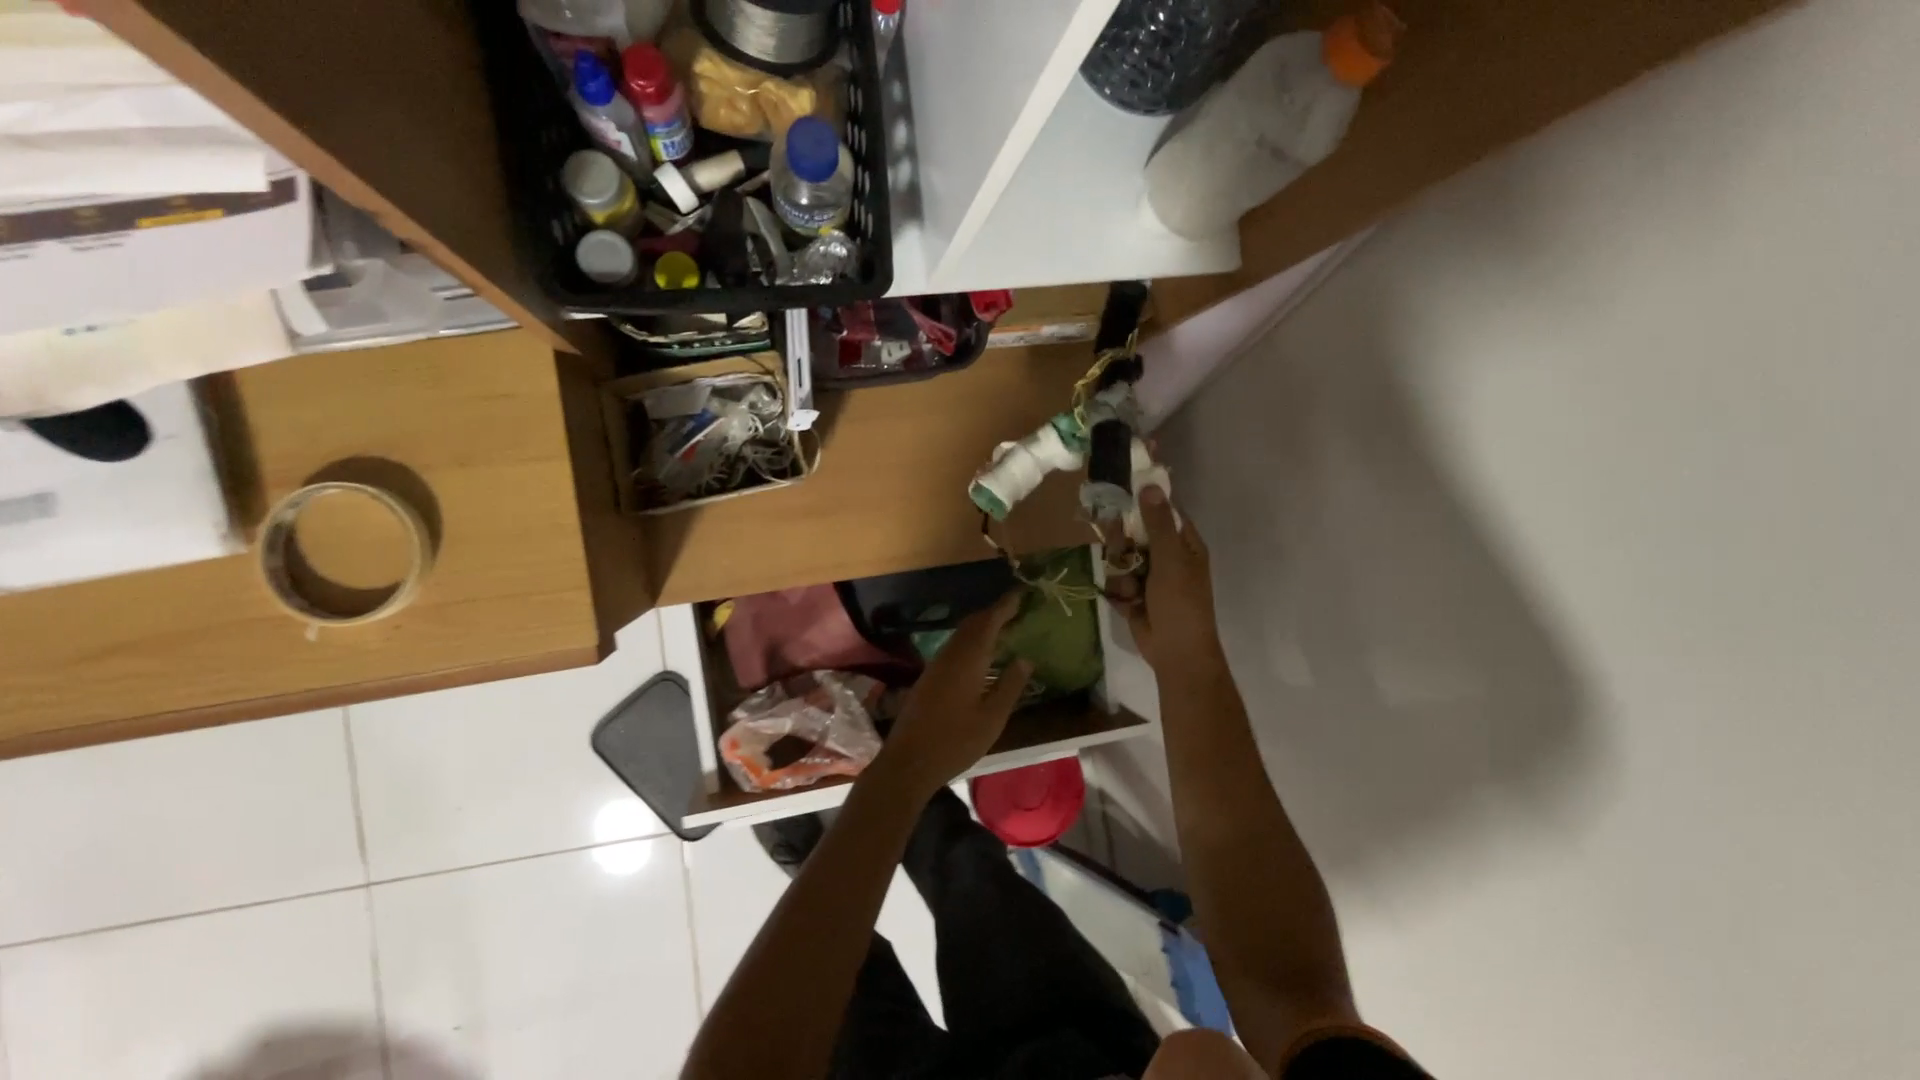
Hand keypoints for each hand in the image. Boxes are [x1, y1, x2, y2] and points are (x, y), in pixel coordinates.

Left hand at [870, 591, 1031, 799]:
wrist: (908, 762)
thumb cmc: (955, 742)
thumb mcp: (992, 718)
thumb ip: (1010, 686)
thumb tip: (1025, 658)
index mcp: (967, 660)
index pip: (988, 622)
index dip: (1005, 606)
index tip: (1022, 594)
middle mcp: (949, 656)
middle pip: (972, 624)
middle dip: (994, 613)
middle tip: (1017, 610)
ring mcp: (936, 666)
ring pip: (961, 636)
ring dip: (982, 627)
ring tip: (1005, 629)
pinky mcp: (929, 678)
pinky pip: (954, 648)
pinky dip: (972, 642)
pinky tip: (982, 656)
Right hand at [1123, 485, 1226, 673]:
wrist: (1175, 651)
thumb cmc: (1180, 602)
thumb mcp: (1170, 559)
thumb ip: (1157, 523)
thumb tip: (1150, 485)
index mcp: (1184, 545)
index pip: (1163, 513)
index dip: (1143, 504)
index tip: (1120, 496)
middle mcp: (1167, 557)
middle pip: (1135, 534)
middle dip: (1123, 543)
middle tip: (1118, 548)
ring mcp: (1150, 577)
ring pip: (1121, 559)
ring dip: (1122, 574)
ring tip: (1130, 590)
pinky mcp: (1134, 596)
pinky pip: (1117, 582)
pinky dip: (1120, 593)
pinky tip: (1127, 603)